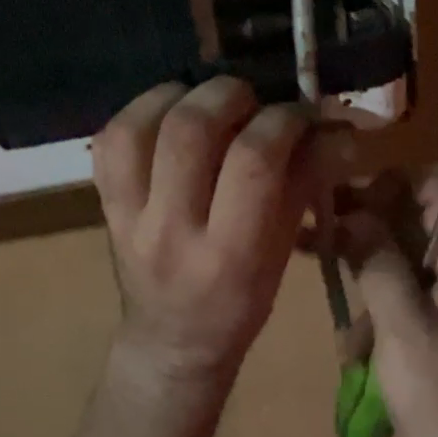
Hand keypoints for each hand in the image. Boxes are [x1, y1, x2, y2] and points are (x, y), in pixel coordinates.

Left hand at [93, 78, 336, 385]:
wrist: (171, 340)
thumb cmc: (240, 302)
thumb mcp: (283, 252)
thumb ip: (305, 182)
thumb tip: (333, 123)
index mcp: (229, 255)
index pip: (254, 161)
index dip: (283, 121)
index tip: (300, 116)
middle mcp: (172, 232)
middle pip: (190, 131)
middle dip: (229, 95)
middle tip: (251, 102)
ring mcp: (128, 217)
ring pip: (140, 126)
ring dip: (182, 96)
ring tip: (208, 103)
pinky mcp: (104, 204)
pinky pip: (110, 139)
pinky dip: (141, 111)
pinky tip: (170, 114)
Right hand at [333, 175, 437, 436]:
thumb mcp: (403, 328)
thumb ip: (378, 263)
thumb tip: (354, 209)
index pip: (437, 191)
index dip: (388, 188)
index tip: (340, 202)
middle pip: (417, 226)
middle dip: (367, 234)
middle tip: (315, 242)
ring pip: (407, 266)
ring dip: (368, 279)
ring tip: (329, 296)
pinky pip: (409, 304)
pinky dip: (382, 315)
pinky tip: (355, 348)